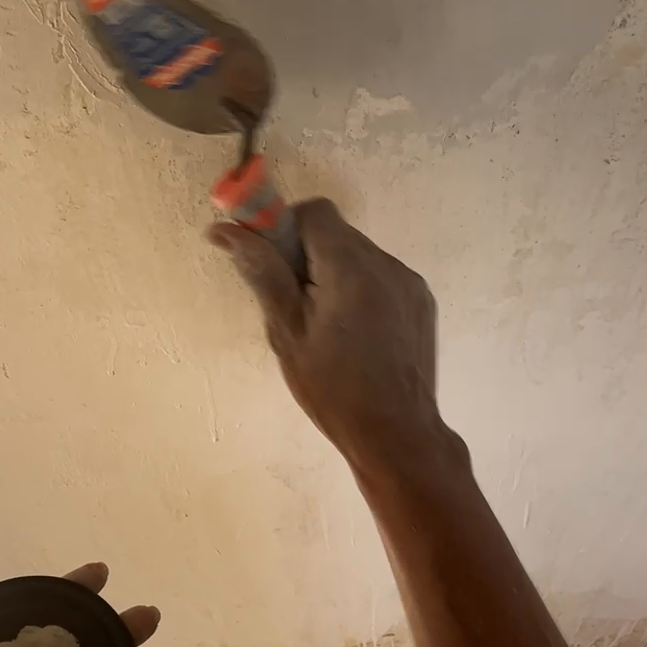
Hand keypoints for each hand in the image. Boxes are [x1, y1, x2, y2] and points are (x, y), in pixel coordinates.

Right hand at [209, 199, 461, 473]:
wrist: (397, 434)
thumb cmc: (332, 388)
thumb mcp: (287, 332)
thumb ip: (262, 272)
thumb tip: (224, 230)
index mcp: (352, 268)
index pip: (316, 212)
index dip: (287, 227)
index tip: (274, 264)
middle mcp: (387, 264)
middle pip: (336, 233)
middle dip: (307, 255)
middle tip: (294, 303)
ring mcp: (410, 282)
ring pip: (358, 254)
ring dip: (333, 272)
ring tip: (326, 324)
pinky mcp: (421, 300)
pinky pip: (380, 275)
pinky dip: (359, 288)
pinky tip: (354, 332)